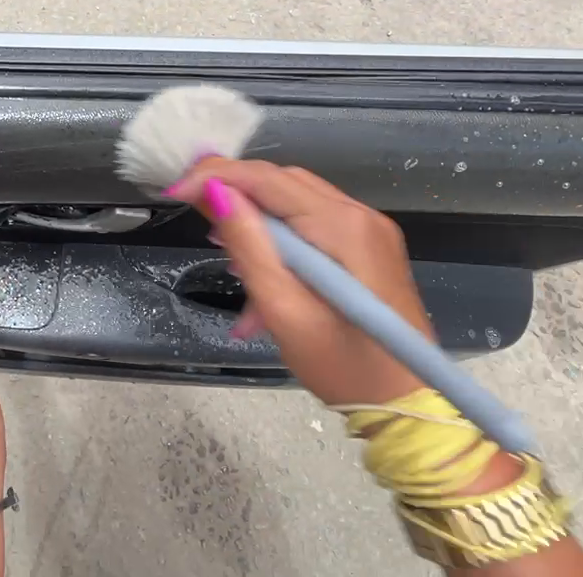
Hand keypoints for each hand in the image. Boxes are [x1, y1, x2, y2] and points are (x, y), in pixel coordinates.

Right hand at [167, 158, 429, 406]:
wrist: (407, 408)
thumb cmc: (343, 366)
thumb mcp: (284, 309)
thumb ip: (248, 244)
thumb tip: (216, 191)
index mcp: (342, 226)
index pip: (267, 178)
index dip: (216, 176)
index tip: (175, 190)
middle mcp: (360, 215)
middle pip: (282, 181)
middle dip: (232, 189)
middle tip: (191, 208)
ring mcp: (368, 229)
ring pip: (294, 198)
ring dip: (253, 211)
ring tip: (220, 242)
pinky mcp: (368, 247)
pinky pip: (312, 220)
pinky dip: (277, 231)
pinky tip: (256, 261)